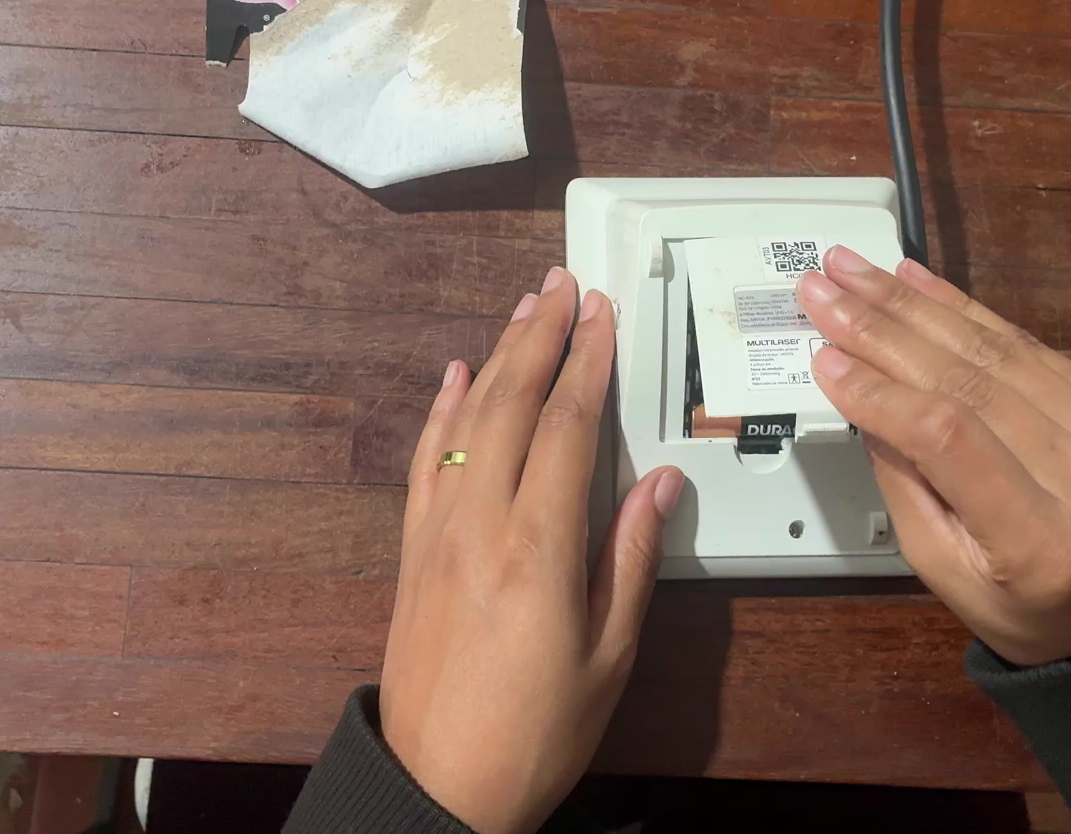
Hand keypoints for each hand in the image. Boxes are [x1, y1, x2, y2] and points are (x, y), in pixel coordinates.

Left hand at [380, 266, 685, 833]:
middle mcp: (479, 520)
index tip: (600, 317)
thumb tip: (658, 483)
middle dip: (540, 335)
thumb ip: (632, 556)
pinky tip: (454, 373)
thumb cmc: (533, 729)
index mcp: (536, 546)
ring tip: (522, 310)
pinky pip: (426, 455)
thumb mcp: (609, 654)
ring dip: (498, 355)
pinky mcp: (412, 541)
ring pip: (467, 416)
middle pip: (512, 400)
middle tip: (560, 286)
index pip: (567, 425)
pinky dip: (441, 407)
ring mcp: (437, 525)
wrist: (435, 783)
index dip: (586, 362)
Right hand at [797, 247, 1070, 665]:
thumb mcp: (941, 565)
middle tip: (821, 290)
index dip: (881, 390)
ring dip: (912, 303)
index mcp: (1044, 545)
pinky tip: (912, 277)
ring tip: (852, 270)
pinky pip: (1026, 343)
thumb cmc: (1022, 607)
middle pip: (971, 382)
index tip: (821, 355)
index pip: (950, 439)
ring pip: (995, 350)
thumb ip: (903, 477)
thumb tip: (861, 389)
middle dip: (881, 328)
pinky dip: (961, 306)